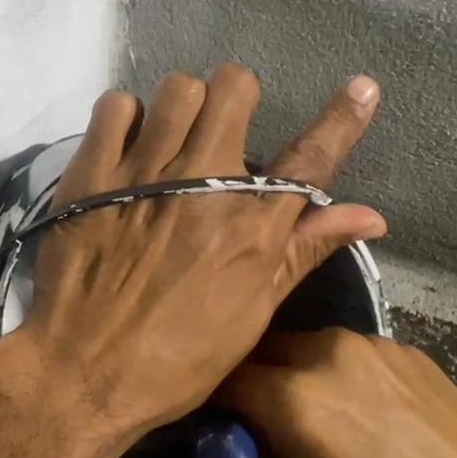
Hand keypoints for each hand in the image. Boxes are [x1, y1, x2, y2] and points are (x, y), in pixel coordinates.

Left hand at [8, 64, 387, 457]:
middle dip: (235, 97)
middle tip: (220, 126)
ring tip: (170, 137)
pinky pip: (115, 105)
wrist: (85, 371)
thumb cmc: (178, 355)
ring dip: (180, 104)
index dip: (341, 117)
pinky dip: (124, 116)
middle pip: (233, 89)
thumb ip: (305, 249)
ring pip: (177, 87)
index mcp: (252, 226)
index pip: (309, 158)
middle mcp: (204, 185)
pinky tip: (125, 145)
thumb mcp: (254, 310)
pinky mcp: (92, 171)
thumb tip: (371, 215)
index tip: (362, 86)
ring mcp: (144, 172)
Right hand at [219, 330, 456, 457]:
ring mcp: (373, 345)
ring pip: (309, 346)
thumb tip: (239, 439)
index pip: (223, 377)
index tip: (210, 416)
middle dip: (254, 378)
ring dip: (299, 371)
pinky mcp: (409, 351)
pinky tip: (372, 416)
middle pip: (263, 349)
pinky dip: (343, 375)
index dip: (210, 397)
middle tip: (260, 418)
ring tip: (321, 415)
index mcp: (295, 398)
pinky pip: (354, 354)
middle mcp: (327, 353)